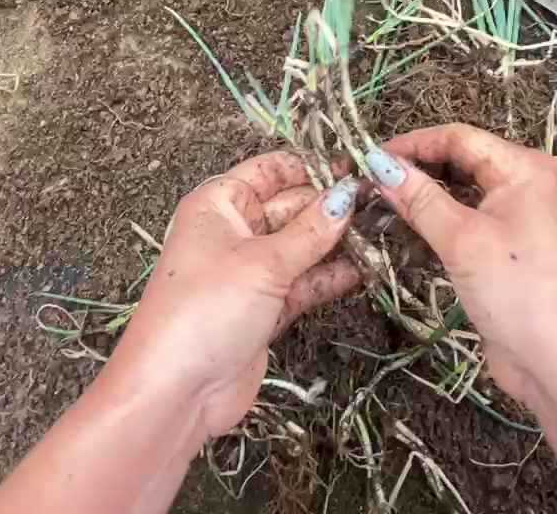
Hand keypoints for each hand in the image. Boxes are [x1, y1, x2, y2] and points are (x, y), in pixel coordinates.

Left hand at [103, 152, 363, 439]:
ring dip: (335, 240)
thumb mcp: (263, 262)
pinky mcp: (264, 308)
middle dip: (328, 204)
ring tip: (380, 229)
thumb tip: (347, 195)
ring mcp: (249, 271)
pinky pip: (302, 282)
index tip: (352, 165)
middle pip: (289, 206)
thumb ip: (311, 231)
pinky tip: (364, 268)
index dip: (308, 166)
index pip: (269, 171)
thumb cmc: (206, 308)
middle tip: (377, 198)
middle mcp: (233, 231)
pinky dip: (329, 276)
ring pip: (300, 245)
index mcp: (219, 204)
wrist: (176, 392)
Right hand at [365, 124, 556, 406]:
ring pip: (461, 191)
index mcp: (522, 167)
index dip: (412, 143)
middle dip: (416, 167)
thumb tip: (377, 163)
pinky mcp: (509, 247)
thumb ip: (419, 198)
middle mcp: (523, 183)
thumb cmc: (519, 292)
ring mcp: (518, 216)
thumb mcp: (462, 240)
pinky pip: (467, 219)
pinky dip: (438, 219)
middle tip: (369, 180)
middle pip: (459, 160)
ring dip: (423, 194)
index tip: (369, 156)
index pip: (457, 137)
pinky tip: (406, 228)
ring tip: (379, 201)